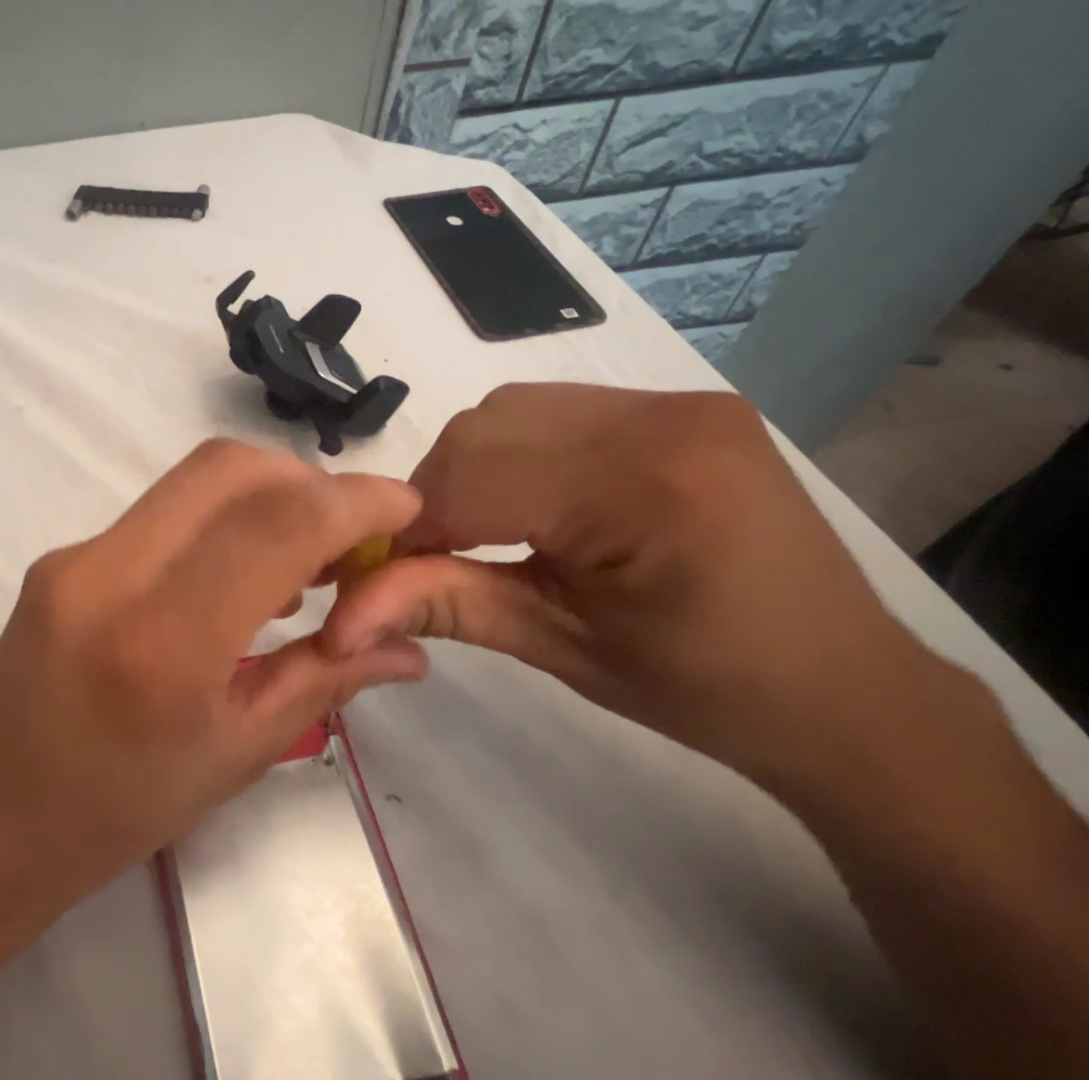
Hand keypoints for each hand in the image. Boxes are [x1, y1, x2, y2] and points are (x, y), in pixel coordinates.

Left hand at [0, 438, 426, 907]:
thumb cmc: (120, 812)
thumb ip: (324, 680)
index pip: (277, 525)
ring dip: (262, 499)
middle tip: (349, 538)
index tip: (404, 512)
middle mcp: (109, 576)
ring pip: (190, 484)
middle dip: (308, 483)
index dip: (355, 502)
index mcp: (162, 642)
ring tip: (304, 563)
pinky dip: (214, 523)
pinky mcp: (58, 561)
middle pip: (228, 470)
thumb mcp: (236, 755)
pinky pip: (156, 515)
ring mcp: (73, 559)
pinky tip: (236, 575)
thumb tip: (410, 644)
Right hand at [323, 383, 946, 785]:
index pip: (470, 478)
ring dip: (471, 470)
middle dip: (434, 497)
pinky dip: (517, 455)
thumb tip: (340, 615)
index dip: (405, 530)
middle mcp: (662, 418)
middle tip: (430, 565)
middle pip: (483, 429)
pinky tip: (532, 508)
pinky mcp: (683, 406)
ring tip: (481, 537)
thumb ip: (448, 605)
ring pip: (511, 411)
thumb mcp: (562, 649)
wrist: (841, 686)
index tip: (375, 582)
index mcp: (643, 488)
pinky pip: (558, 412)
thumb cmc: (704, 689)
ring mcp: (678, 402)